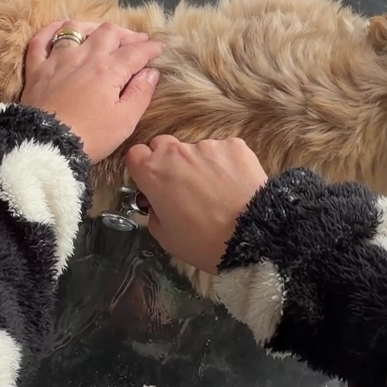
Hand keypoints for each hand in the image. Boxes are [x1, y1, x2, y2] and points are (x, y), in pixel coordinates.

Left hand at [20, 20, 163, 160]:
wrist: (47, 146)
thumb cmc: (91, 137)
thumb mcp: (125, 121)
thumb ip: (140, 94)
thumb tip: (151, 72)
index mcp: (109, 70)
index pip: (135, 52)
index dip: (150, 48)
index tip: (160, 48)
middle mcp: (85, 57)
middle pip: (108, 32)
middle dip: (126, 34)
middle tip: (136, 41)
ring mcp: (58, 59)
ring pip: (75, 29)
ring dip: (93, 27)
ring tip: (102, 33)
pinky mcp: (36, 68)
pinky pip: (41, 40)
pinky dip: (51, 30)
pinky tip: (60, 28)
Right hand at [125, 136, 268, 272]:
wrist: (251, 236)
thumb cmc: (204, 242)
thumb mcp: (165, 237)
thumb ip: (153, 213)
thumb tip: (157, 204)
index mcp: (153, 173)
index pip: (135, 154)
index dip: (142, 167)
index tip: (151, 181)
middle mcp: (176, 152)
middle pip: (162, 145)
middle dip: (167, 161)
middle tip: (181, 186)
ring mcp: (206, 146)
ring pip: (195, 149)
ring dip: (199, 164)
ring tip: (215, 191)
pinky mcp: (234, 146)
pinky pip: (223, 151)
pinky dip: (225, 164)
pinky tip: (233, 185)